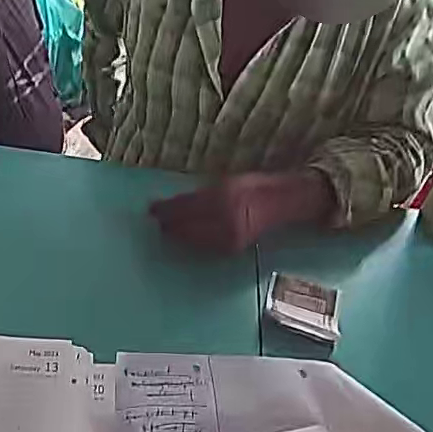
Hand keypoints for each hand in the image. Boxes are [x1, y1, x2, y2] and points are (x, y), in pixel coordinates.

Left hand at [148, 171, 333, 252]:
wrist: (280, 204)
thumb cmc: (253, 187)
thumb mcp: (225, 183)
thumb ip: (202, 194)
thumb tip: (176, 203)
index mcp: (222, 197)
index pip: (186, 206)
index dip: (167, 208)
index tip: (152, 208)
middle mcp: (224, 219)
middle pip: (187, 224)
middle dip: (169, 223)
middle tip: (155, 221)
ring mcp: (229, 236)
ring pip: (194, 239)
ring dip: (177, 235)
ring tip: (166, 230)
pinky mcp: (232, 248)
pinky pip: (206, 247)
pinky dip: (192, 243)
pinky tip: (184, 240)